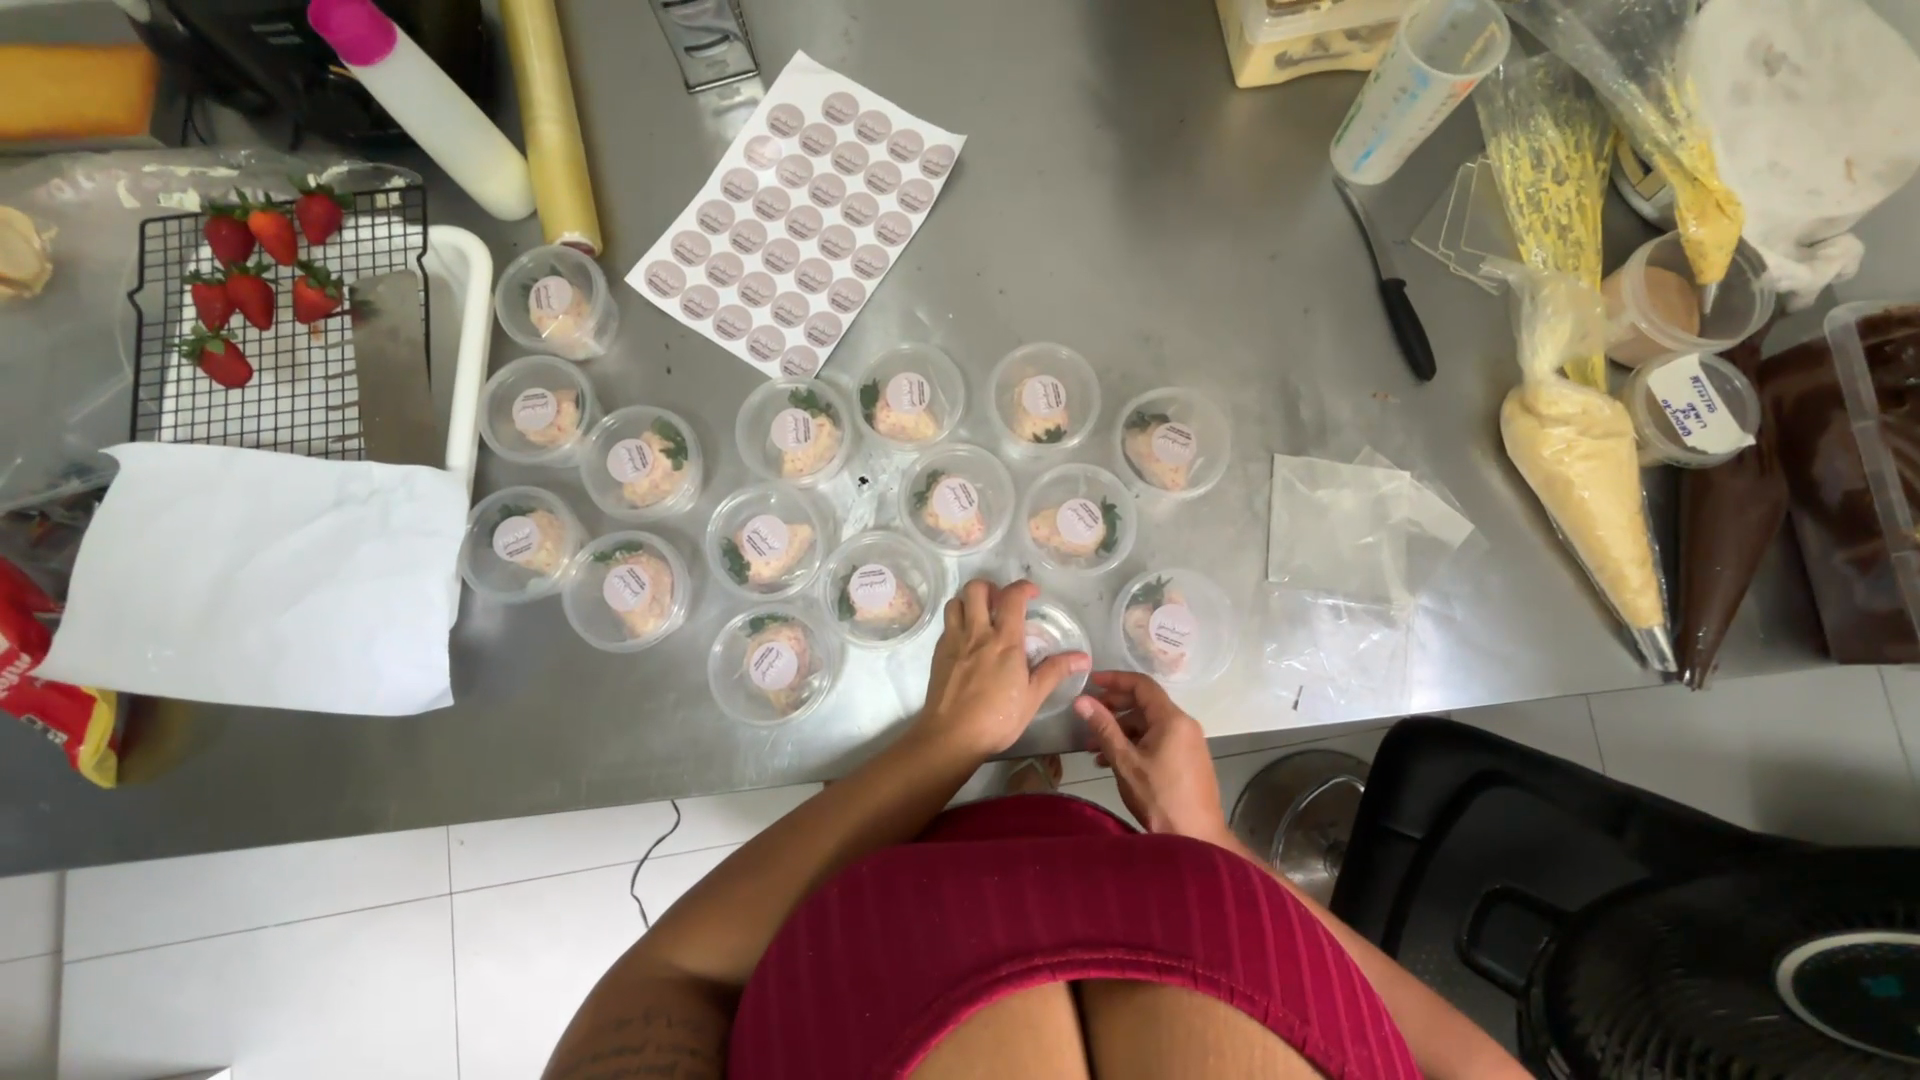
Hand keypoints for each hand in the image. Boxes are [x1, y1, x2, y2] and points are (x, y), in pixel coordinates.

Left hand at [919, 579, 1088, 756]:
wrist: (951, 735)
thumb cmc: (997, 718)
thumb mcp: (1032, 697)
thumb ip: (1055, 671)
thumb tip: (1083, 658)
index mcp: (1004, 641)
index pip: (1012, 598)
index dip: (1023, 587)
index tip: (1032, 594)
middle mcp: (976, 633)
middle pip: (975, 589)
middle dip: (990, 587)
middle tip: (1001, 603)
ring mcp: (953, 641)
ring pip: (956, 602)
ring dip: (969, 602)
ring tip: (982, 617)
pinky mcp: (938, 653)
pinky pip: (947, 625)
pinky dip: (958, 622)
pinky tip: (967, 641)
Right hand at [1077, 671, 1228, 842]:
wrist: (1196, 838)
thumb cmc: (1159, 797)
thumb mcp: (1125, 761)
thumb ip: (1103, 728)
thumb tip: (1081, 700)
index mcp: (1172, 719)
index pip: (1142, 685)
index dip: (1115, 679)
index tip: (1091, 682)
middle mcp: (1185, 724)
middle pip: (1145, 704)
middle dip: (1114, 709)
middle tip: (1089, 716)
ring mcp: (1189, 743)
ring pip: (1150, 726)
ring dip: (1122, 732)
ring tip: (1094, 750)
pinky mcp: (1189, 759)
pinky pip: (1159, 740)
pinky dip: (1136, 744)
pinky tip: (1114, 763)